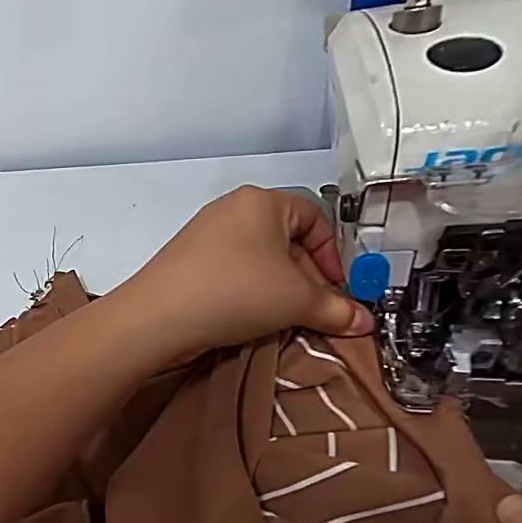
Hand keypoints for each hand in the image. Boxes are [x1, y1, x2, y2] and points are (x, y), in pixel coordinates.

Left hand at [110, 186, 372, 358]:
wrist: (159, 317)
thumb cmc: (235, 292)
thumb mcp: (296, 301)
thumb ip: (335, 309)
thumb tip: (362, 321)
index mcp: (261, 201)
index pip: (315, 218)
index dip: (333, 255)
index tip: (339, 289)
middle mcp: (231, 210)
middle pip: (286, 240)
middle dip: (308, 278)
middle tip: (317, 312)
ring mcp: (205, 235)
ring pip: (259, 260)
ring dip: (280, 290)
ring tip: (286, 320)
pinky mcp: (187, 261)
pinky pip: (233, 272)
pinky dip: (250, 293)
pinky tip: (252, 320)